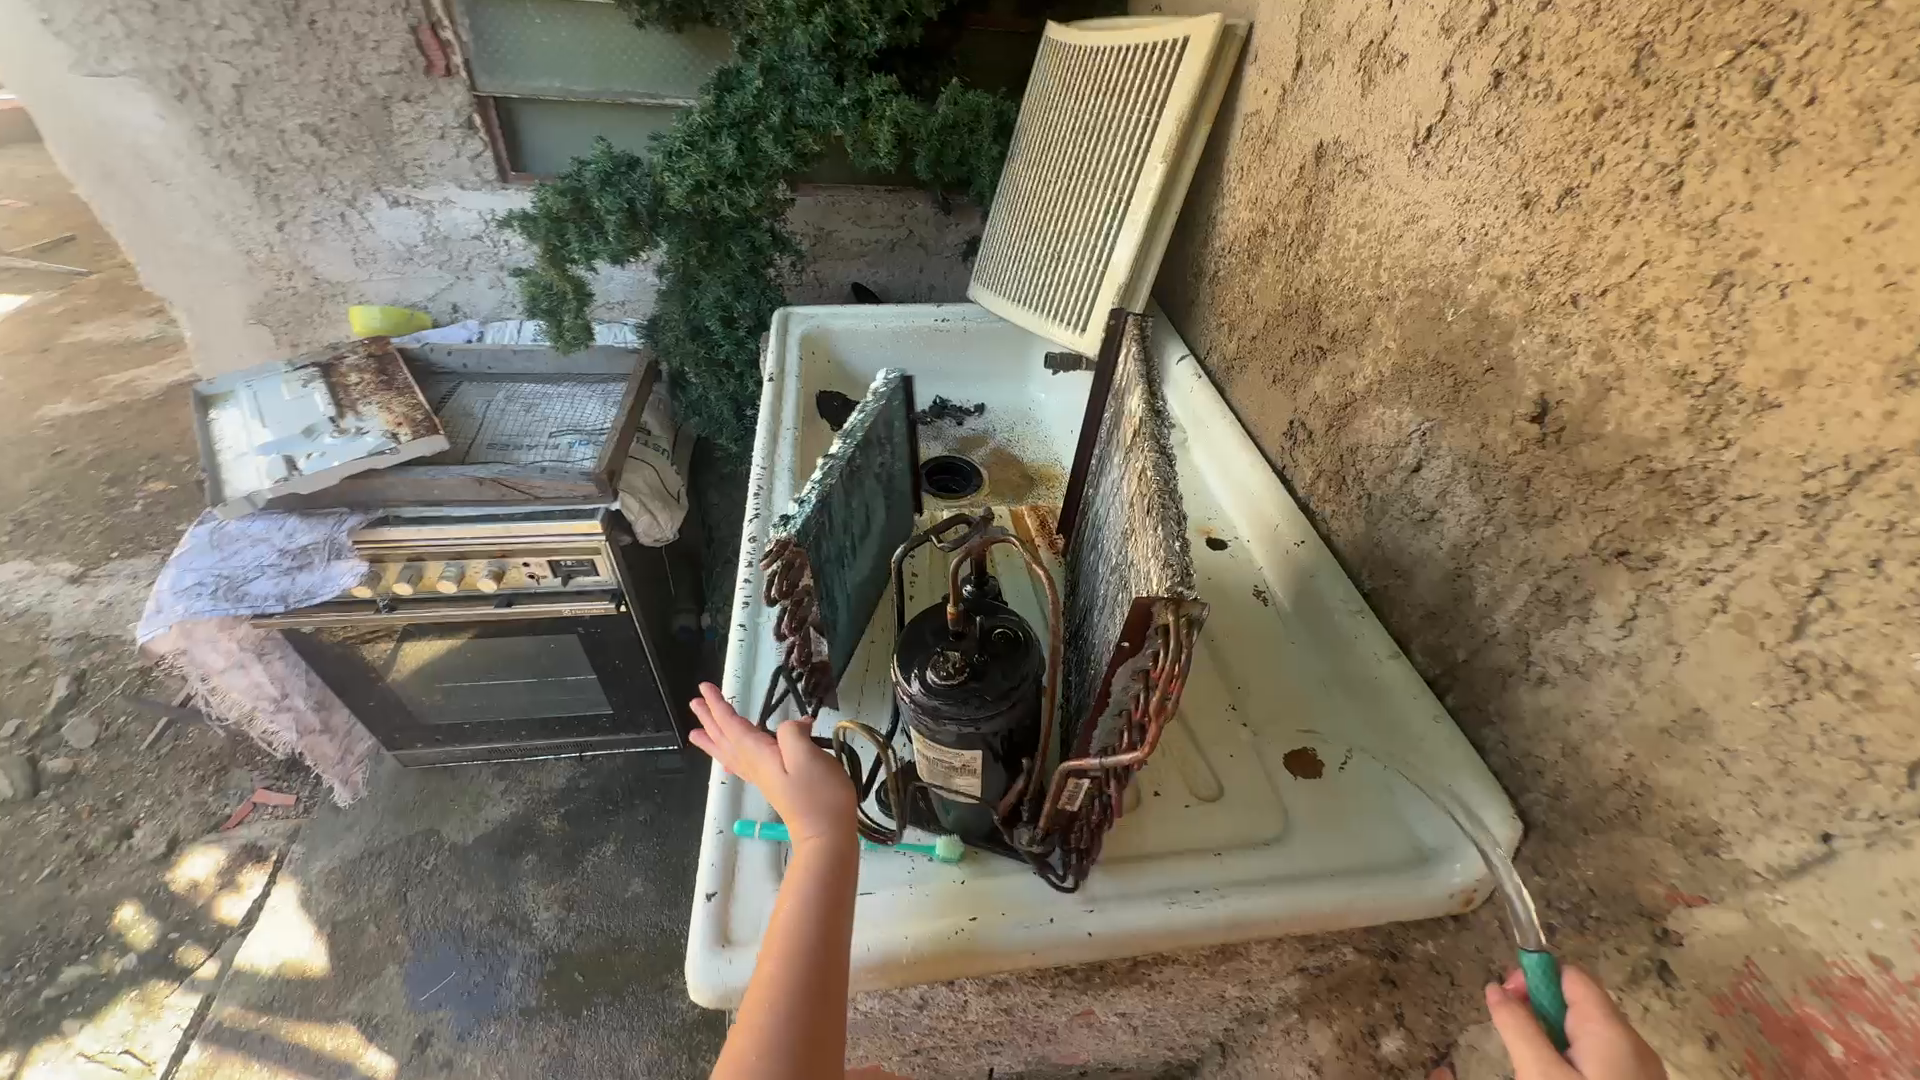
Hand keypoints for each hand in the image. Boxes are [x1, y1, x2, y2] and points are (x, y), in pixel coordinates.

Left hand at [687, 682, 856, 848]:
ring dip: (713, 738)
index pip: (732, 725)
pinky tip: (728, 761)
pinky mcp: (772, 783)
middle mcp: (754, 764)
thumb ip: (791, 732)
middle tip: (694, 702)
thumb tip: (793, 723)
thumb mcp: (807, 756)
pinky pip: (740, 765)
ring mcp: (762, 776)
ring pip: (729, 752)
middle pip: (725, 738)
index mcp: (758, 754)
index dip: (718, 706)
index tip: (705, 688)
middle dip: (710, 718)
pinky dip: (729, 758)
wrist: (826, 832)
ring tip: (695, 732)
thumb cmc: (818, 793)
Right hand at [1465, 964, 1666, 1079]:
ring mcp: (1638, 1072)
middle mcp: (1632, 1045)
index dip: (1532, 977)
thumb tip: (1496, 988)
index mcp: (1611, 1031)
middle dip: (1538, 1011)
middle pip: (1576, 1002)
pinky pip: (1596, 1059)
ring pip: (1583, 1033)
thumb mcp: (1539, 1073)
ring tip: (1534, 1067)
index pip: (1569, 974)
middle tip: (1516, 1040)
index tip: (1508, 1003)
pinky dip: (1569, 1061)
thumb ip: (1516, 1025)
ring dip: (1550, 1038)